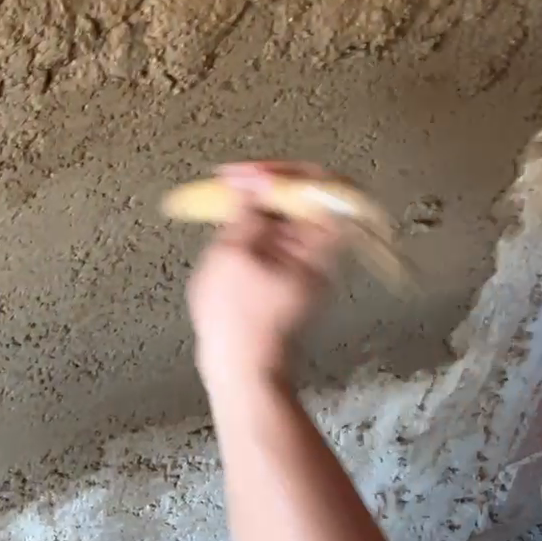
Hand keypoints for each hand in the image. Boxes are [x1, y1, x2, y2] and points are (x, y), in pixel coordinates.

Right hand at [187, 163, 344, 392]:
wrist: (242, 368)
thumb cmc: (238, 319)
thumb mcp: (235, 253)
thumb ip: (248, 209)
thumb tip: (254, 179)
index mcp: (318, 245)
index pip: (320, 186)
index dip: (282, 172)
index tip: (248, 173)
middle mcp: (318, 251)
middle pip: (302, 196)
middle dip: (263, 183)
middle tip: (228, 182)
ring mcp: (303, 262)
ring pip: (286, 213)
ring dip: (254, 202)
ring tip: (221, 202)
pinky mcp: (285, 272)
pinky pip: (275, 234)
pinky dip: (251, 223)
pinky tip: (226, 226)